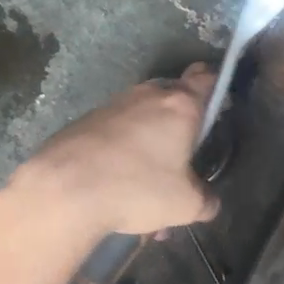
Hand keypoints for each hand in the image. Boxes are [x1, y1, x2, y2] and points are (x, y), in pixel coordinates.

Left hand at [1, 63, 220, 243]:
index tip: (218, 106)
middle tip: (183, 166)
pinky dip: (122, 157)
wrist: (64, 187)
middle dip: (179, 131)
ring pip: (142, 123)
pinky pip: (116, 135)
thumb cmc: (136, 187)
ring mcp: (113, 105)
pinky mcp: (86, 121)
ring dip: (149, 152)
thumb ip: (205, 200)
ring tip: (147, 198)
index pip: (205, 78)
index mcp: (179, 105)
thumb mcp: (185, 205)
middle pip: (172, 102)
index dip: (215, 87)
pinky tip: (118, 194)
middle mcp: (147, 95)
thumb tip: (208, 201)